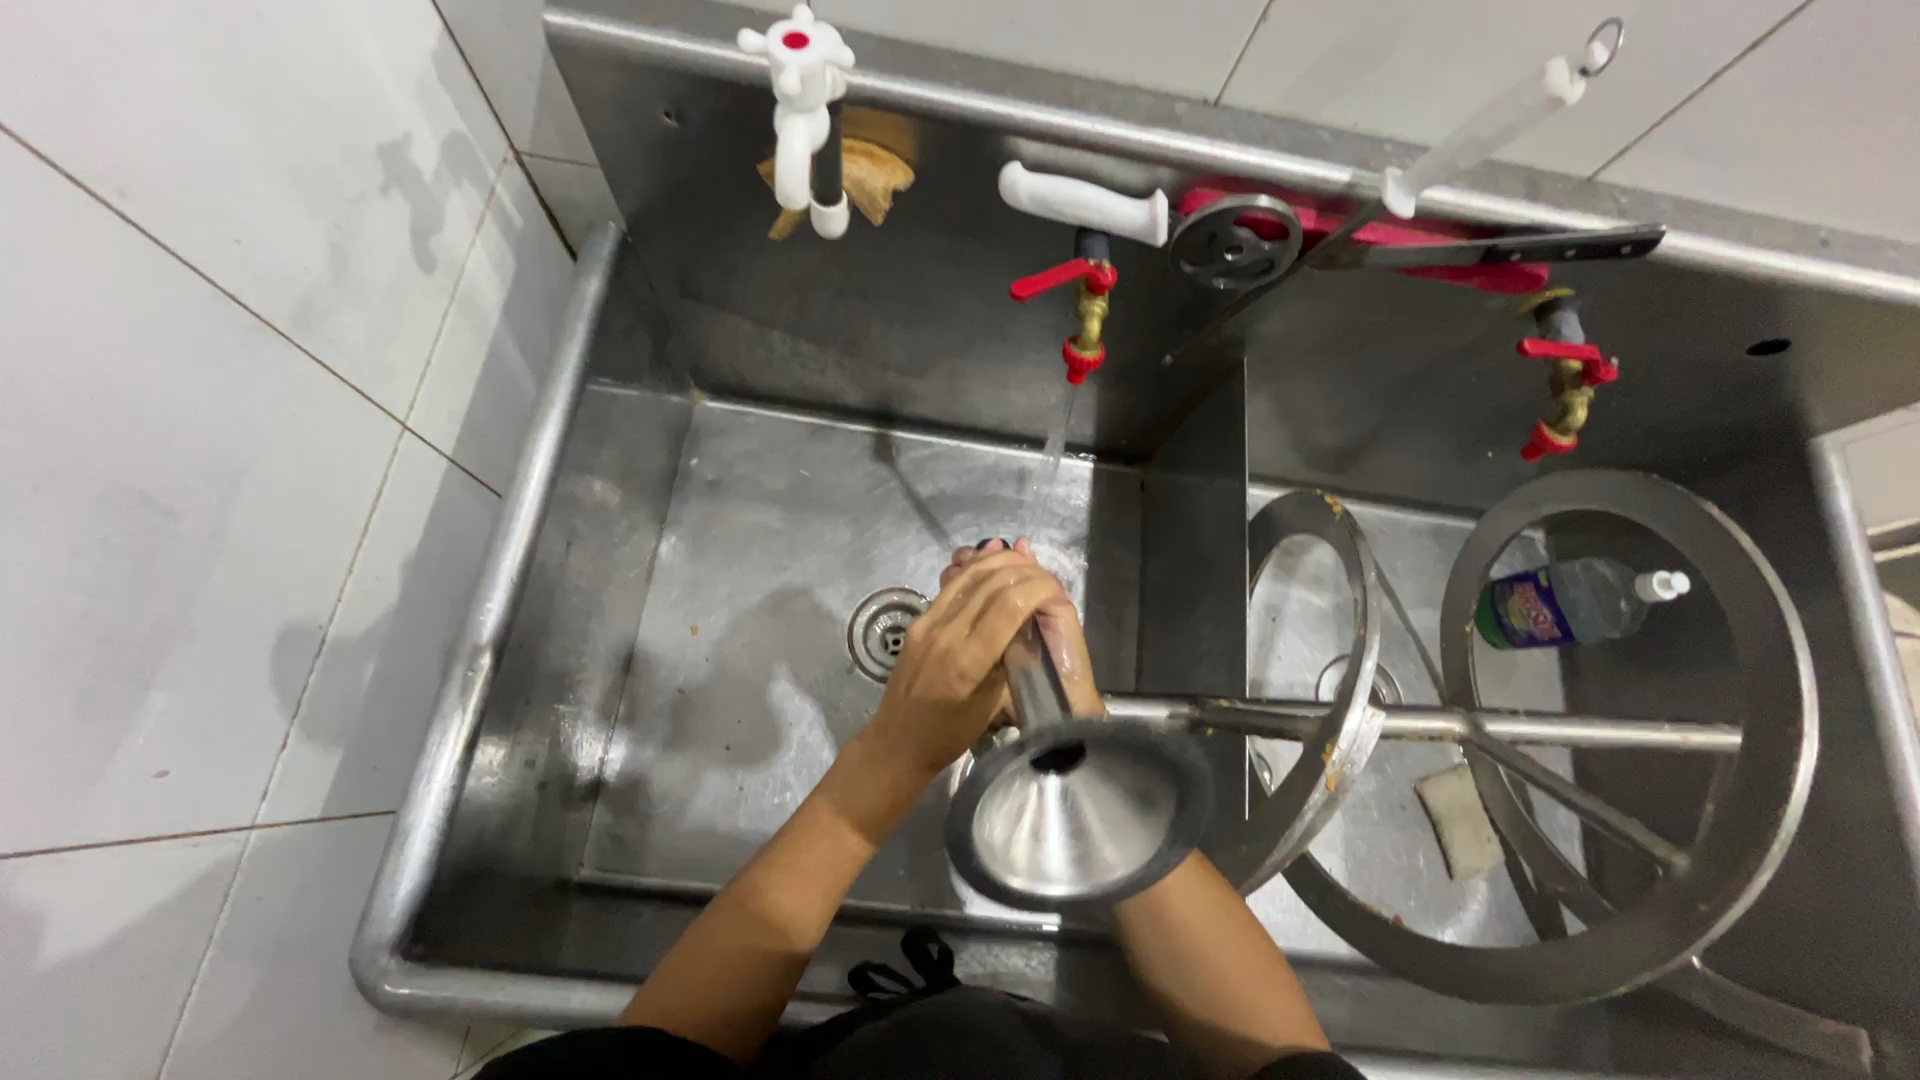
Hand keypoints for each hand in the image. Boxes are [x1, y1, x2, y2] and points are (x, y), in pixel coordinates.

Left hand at [857, 543, 1077, 780]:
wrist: (897, 741)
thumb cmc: (949, 734)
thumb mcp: (991, 705)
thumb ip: (1009, 661)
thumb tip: (1028, 625)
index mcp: (967, 661)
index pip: (1008, 606)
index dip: (1037, 589)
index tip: (1057, 588)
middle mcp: (945, 633)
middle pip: (991, 584)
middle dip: (1025, 572)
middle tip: (1046, 575)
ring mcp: (927, 623)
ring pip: (969, 576)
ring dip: (1000, 563)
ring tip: (1026, 562)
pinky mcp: (918, 620)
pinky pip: (952, 586)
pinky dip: (977, 569)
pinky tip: (995, 564)